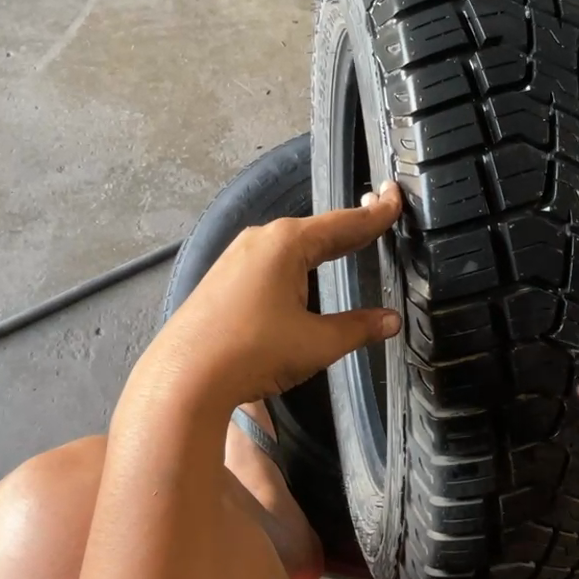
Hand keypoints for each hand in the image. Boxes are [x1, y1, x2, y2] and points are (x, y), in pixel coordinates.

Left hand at [140, 182, 402, 406]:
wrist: (182, 380)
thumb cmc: (253, 353)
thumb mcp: (317, 343)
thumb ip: (358, 328)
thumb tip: (391, 321)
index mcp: (287, 244)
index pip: (344, 224)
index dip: (375, 215)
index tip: (396, 198)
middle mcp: (260, 241)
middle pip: (316, 229)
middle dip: (348, 226)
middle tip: (378, 215)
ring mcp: (236, 258)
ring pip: (289, 245)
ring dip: (320, 244)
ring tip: (346, 242)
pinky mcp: (221, 280)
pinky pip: (270, 261)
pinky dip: (296, 261)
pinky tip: (301, 273)